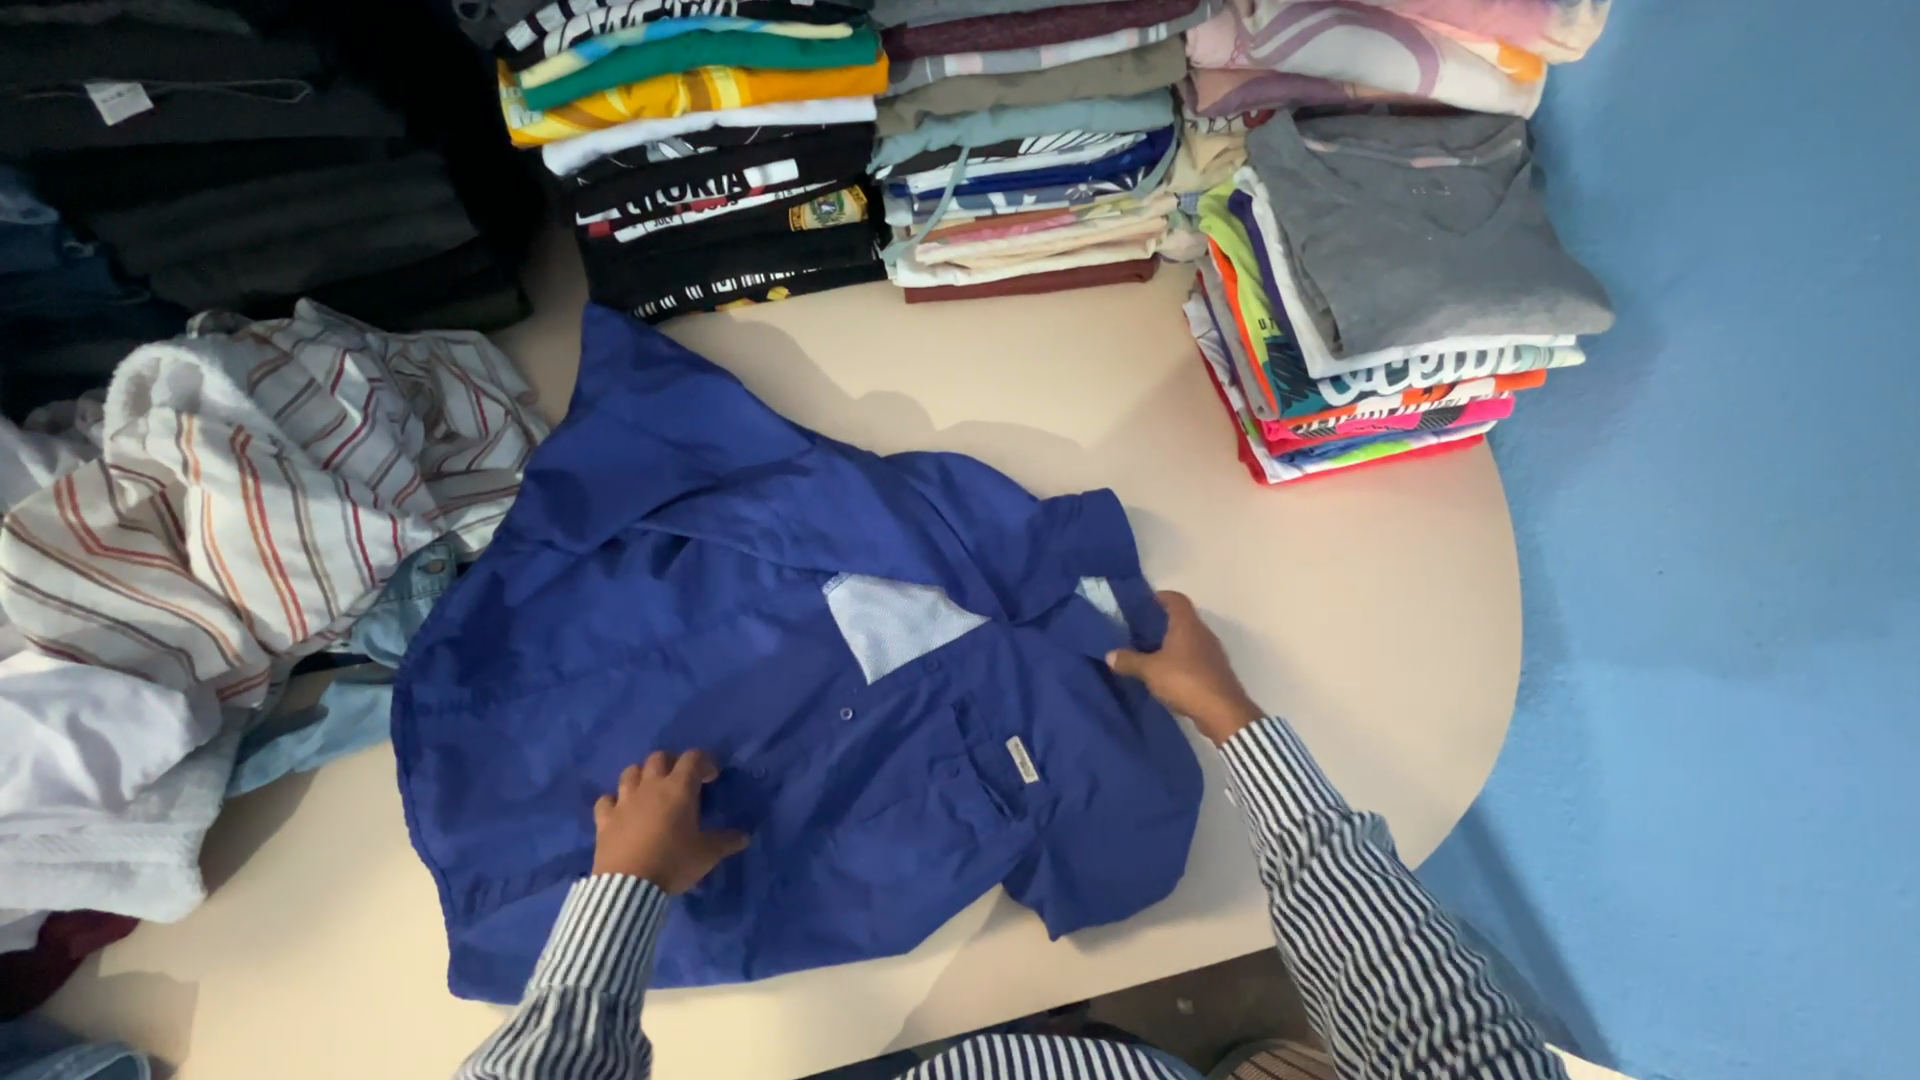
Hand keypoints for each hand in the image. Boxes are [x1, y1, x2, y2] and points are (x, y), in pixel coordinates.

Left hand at [591, 749, 748, 893]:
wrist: (629, 888)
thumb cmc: (673, 862)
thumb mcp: (707, 854)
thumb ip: (727, 841)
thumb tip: (745, 836)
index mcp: (679, 788)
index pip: (693, 757)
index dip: (704, 762)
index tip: (711, 778)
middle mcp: (651, 786)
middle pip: (659, 758)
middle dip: (671, 763)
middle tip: (680, 782)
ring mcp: (624, 801)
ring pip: (630, 772)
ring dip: (642, 776)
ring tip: (650, 791)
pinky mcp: (604, 820)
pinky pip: (606, 800)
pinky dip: (614, 802)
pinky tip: (621, 812)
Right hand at [1107, 591, 1262, 743]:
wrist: (1222, 712)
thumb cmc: (1185, 680)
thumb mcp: (1150, 670)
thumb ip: (1129, 661)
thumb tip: (1110, 654)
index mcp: (1187, 625)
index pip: (1177, 599)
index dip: (1161, 596)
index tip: (1144, 601)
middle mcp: (1202, 633)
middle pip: (1182, 619)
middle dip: (1162, 622)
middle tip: (1139, 629)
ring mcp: (1212, 653)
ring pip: (1188, 639)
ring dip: (1171, 643)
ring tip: (1148, 651)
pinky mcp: (1215, 671)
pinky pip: (1194, 657)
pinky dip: (1180, 659)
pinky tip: (1165, 672)